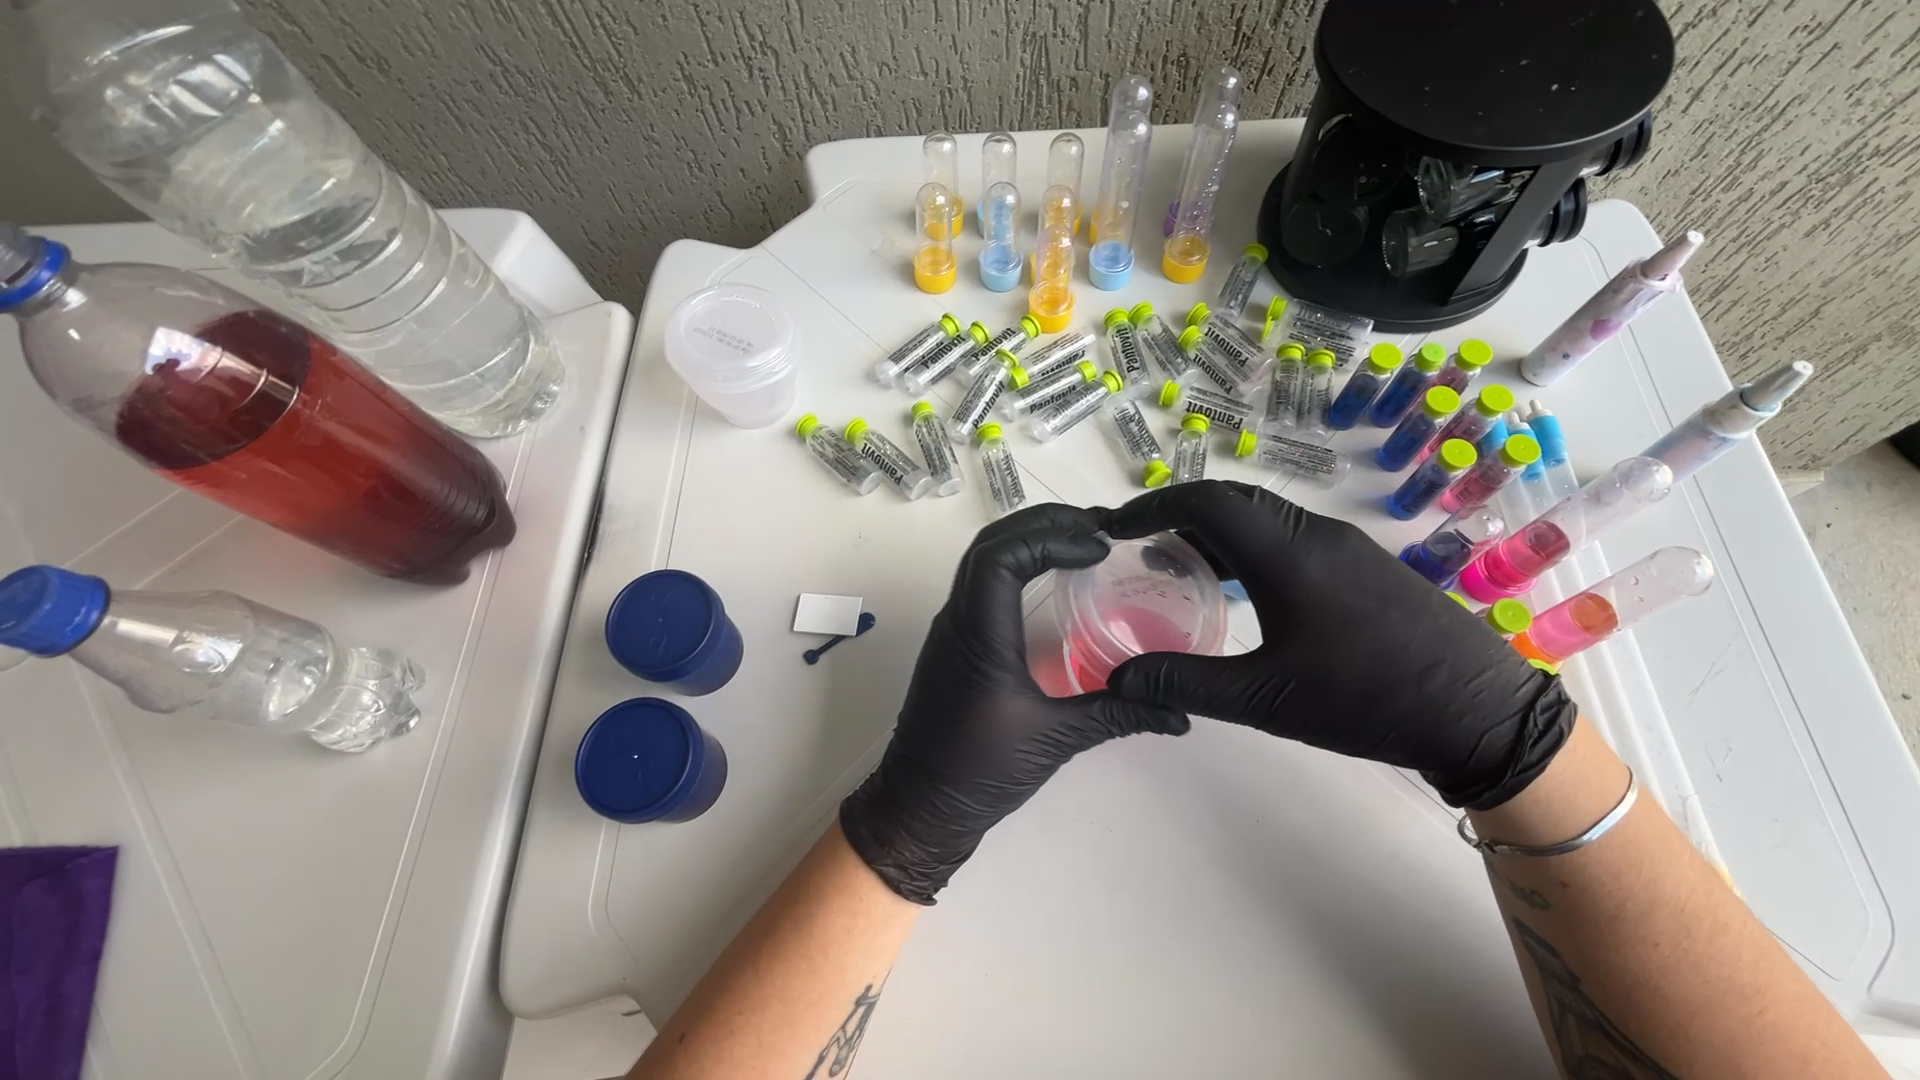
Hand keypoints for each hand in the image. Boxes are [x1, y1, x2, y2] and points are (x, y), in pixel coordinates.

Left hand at [839, 504, 1190, 903]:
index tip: (1098, 546)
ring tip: (1078, 542)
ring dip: (1026, 540)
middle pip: (990, 545)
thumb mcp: (1054, 740)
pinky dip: (1015, 565)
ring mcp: (951, 631)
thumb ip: (1116, 715)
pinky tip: (1049, 582)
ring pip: (982, 561)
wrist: (918, 807)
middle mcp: (958, 620)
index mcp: (979, 634)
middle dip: (1042, 523)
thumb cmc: (977, 772)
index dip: (1050, 535)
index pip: (1003, 556)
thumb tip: (1177, 712)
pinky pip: (981, 585)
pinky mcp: (954, 645)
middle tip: (1097, 526)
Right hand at [1101, 481, 1574, 809]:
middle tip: (1137, 544)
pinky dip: (1248, 547)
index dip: (1150, 507)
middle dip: (1177, 514)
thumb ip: (1185, 681)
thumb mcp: (1264, 698)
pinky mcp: (1365, 566)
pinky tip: (1240, 587)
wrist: (1482, 713)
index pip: (1204, 503)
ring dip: (1214, 531)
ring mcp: (1346, 546)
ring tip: (1177, 565)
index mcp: (1286, 554)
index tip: (1113, 528)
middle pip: (1232, 501)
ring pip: (1263, 518)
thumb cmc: (1366, 700)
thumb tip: (1118, 677)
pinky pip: (1290, 536)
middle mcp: (1315, 535)